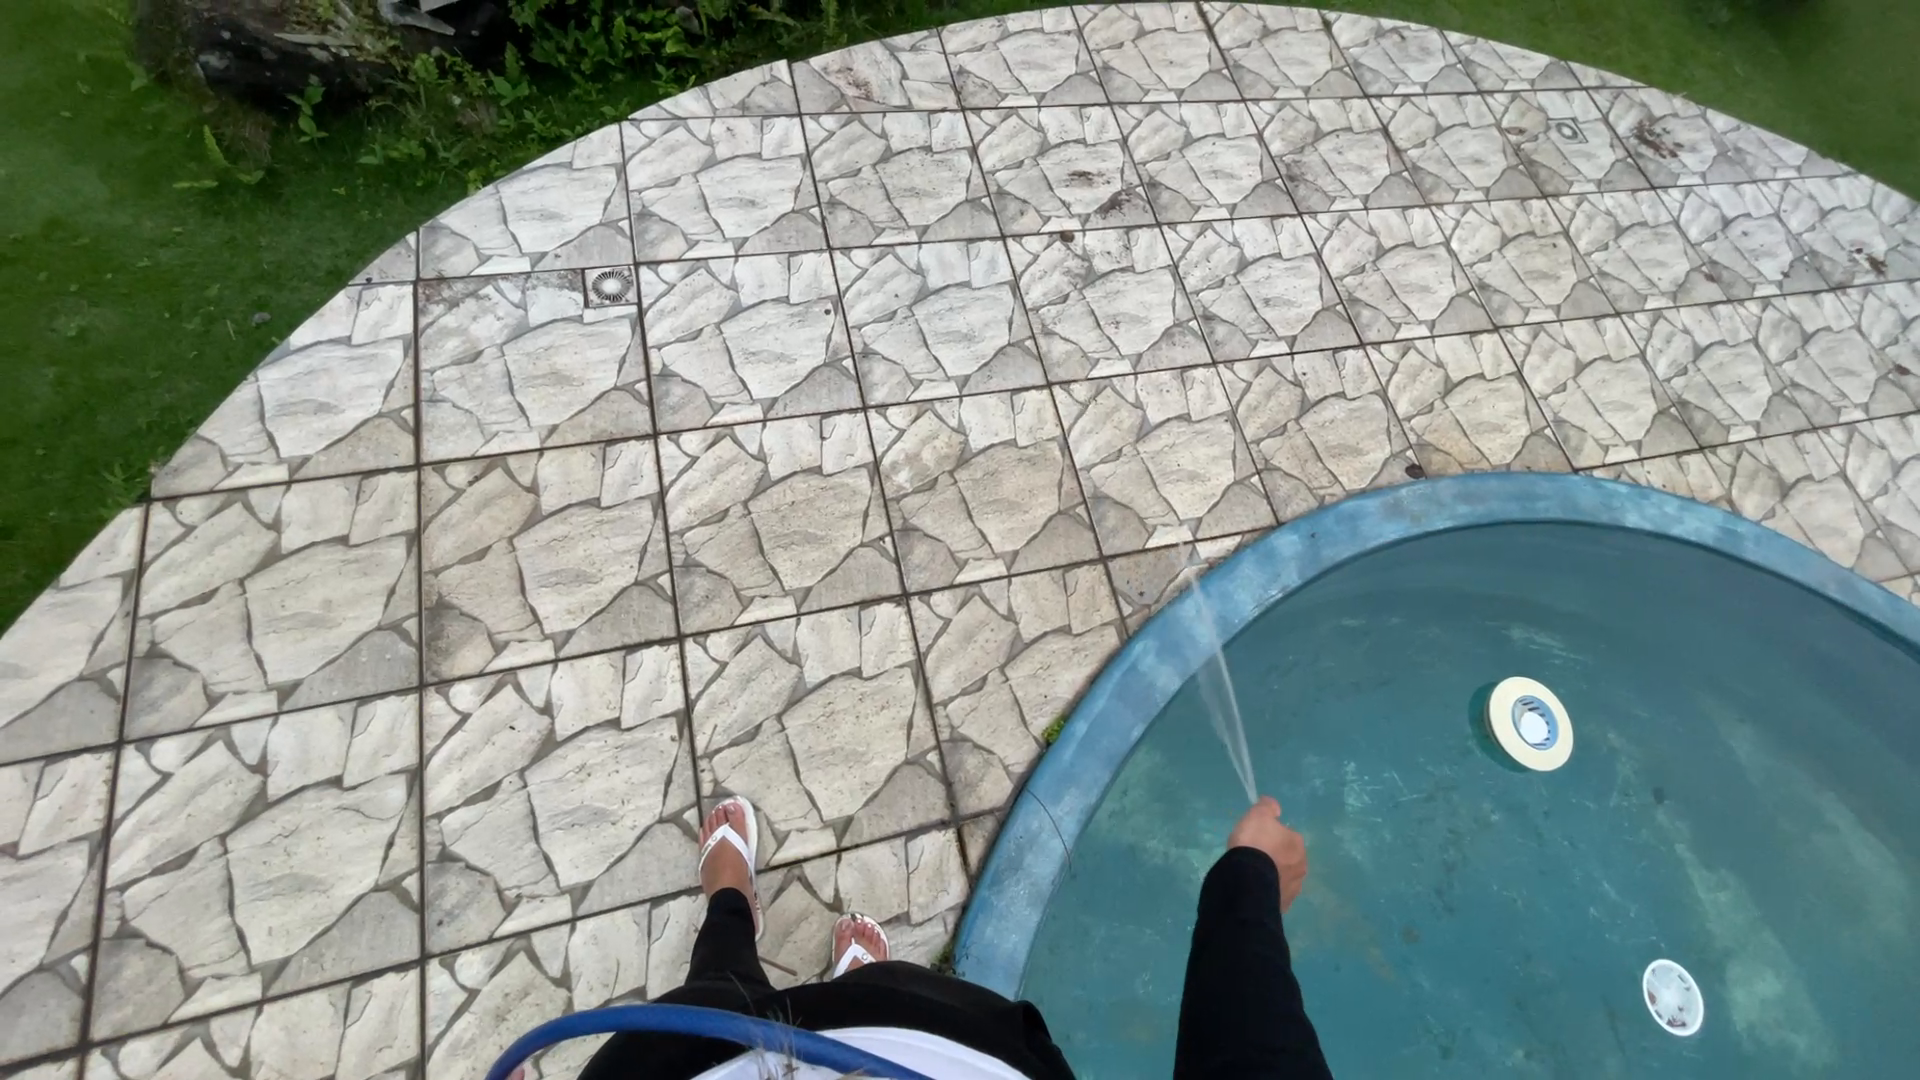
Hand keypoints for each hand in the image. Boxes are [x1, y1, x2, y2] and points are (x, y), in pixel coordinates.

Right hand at [1228, 796, 1307, 912]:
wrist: (1248, 879)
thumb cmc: (1255, 842)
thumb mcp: (1258, 815)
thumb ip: (1267, 807)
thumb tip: (1274, 805)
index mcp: (1297, 844)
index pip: (1288, 835)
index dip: (1272, 834)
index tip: (1257, 836)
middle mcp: (1301, 866)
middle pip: (1288, 857)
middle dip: (1276, 855)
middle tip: (1256, 853)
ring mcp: (1293, 888)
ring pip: (1284, 876)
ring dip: (1273, 873)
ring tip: (1254, 872)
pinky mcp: (1283, 904)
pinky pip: (1276, 892)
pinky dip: (1269, 888)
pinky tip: (1255, 886)